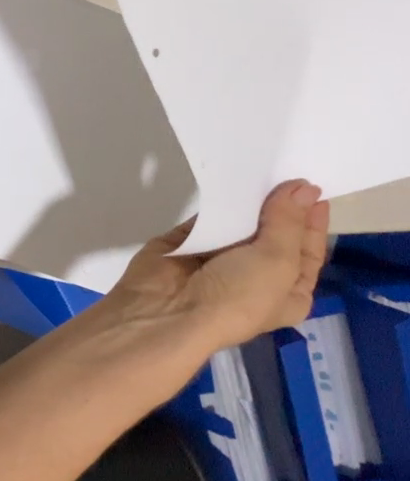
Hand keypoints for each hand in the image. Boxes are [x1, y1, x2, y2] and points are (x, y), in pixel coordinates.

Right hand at [103, 180, 331, 352]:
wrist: (168, 306)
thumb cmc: (237, 295)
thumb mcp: (276, 262)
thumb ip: (286, 222)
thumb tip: (303, 187)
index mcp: (288, 290)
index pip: (306, 250)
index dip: (311, 221)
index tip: (312, 188)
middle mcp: (255, 274)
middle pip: (272, 236)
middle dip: (279, 208)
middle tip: (285, 175)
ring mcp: (217, 259)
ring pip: (237, 226)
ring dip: (246, 204)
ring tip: (256, 173)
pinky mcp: (185, 244)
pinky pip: (203, 221)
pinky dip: (212, 205)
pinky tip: (222, 184)